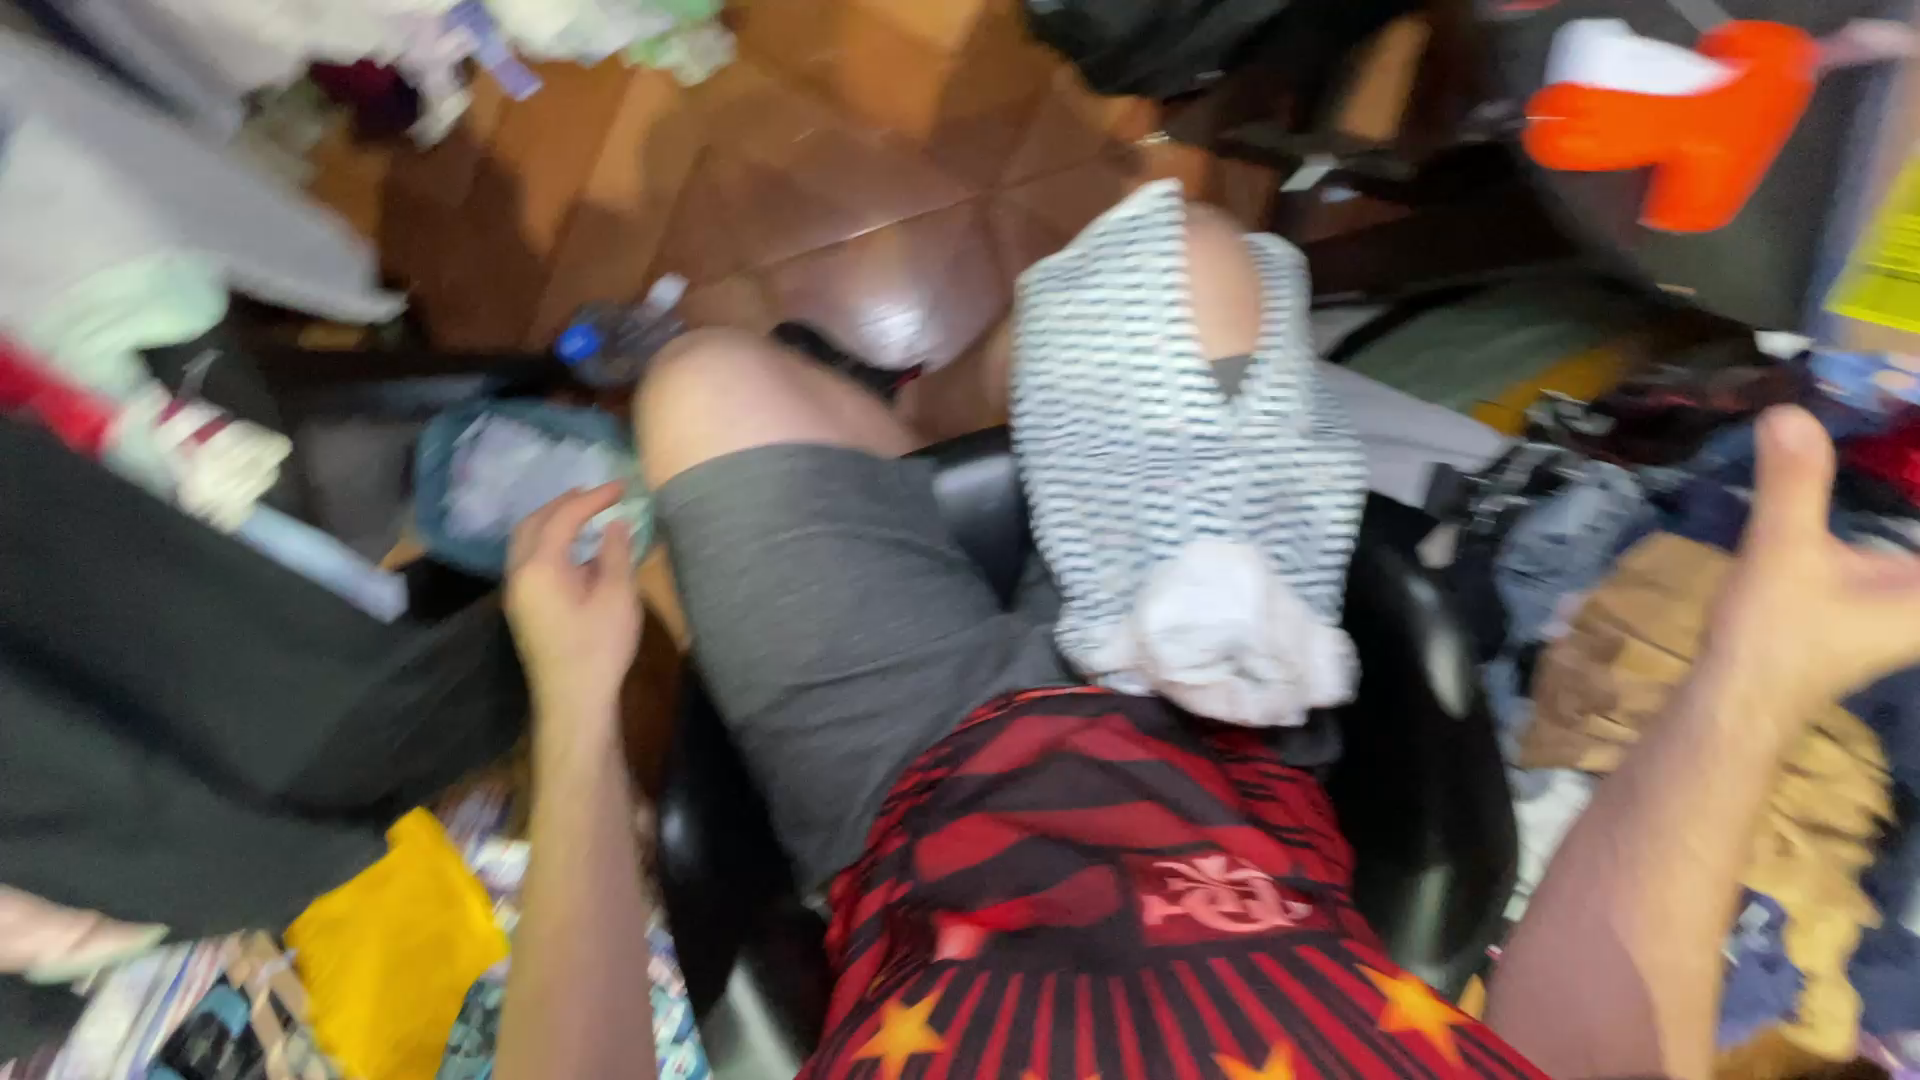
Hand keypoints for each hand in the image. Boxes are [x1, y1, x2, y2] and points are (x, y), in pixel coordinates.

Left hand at [505, 484, 639, 717]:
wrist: (574, 698)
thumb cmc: (599, 646)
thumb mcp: (617, 595)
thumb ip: (615, 554)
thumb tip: (615, 525)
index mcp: (540, 567)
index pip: (563, 518)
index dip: (592, 499)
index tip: (620, 488)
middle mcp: (519, 574)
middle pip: (533, 524)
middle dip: (564, 504)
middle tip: (596, 495)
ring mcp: (518, 593)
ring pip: (527, 543)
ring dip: (554, 522)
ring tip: (586, 516)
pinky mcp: (525, 608)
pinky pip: (531, 560)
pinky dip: (552, 543)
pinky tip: (578, 551)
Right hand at [1708, 405, 1919, 715]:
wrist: (1750, 692)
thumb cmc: (1780, 633)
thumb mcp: (1782, 553)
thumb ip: (1793, 484)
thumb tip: (1787, 414)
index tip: (1909, 381)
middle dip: (1912, 442)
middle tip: (1895, 389)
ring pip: (1915, 503)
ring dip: (1906, 463)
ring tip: (1892, 412)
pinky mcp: (1908, 582)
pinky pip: (1912, 523)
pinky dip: (1899, 485)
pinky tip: (1884, 463)